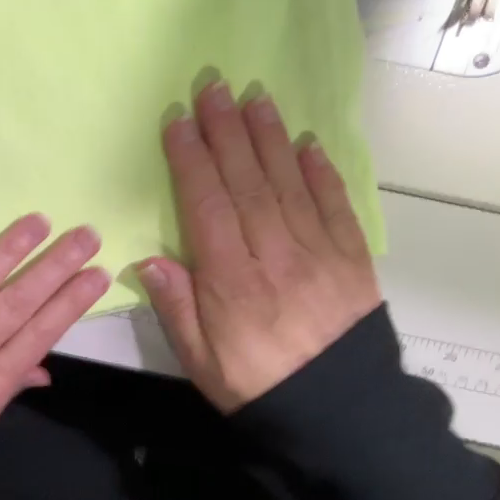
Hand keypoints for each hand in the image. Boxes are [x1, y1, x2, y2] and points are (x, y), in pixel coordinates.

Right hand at [136, 81, 382, 412]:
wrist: (338, 411)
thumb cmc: (254, 385)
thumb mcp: (199, 359)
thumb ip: (177, 306)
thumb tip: (148, 259)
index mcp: (233, 281)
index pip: (208, 207)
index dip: (192, 162)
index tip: (179, 123)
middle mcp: (275, 255)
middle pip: (247, 183)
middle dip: (227, 132)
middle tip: (214, 88)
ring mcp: (318, 252)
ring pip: (289, 184)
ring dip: (269, 138)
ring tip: (255, 99)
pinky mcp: (350, 258)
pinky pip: (334, 205)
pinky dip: (320, 172)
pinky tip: (305, 145)